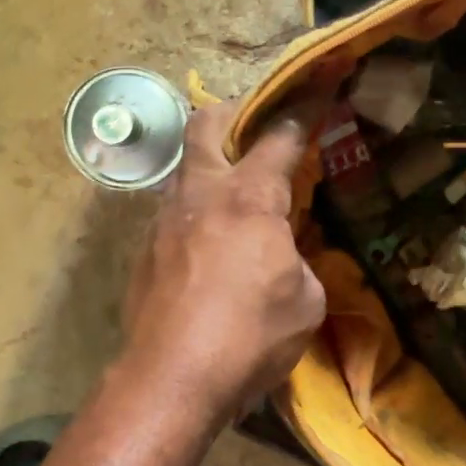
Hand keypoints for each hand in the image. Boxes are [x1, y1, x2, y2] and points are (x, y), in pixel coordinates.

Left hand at [116, 86, 333, 423]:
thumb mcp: (305, 300)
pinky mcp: (145, 252)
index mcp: (250, 198)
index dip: (305, 106)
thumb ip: (297, 261)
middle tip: (261, 125)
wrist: (170, 381)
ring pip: (185, 166)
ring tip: (237, 190)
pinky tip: (212, 244)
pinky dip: (198, 209)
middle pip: (209, 123)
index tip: (320, 84)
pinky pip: (174, 211)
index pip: (281, 135)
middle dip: (237, 111)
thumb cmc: (250, 337)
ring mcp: (165, 221)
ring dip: (212, 163)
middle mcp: (202, 195)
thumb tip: (282, 258)